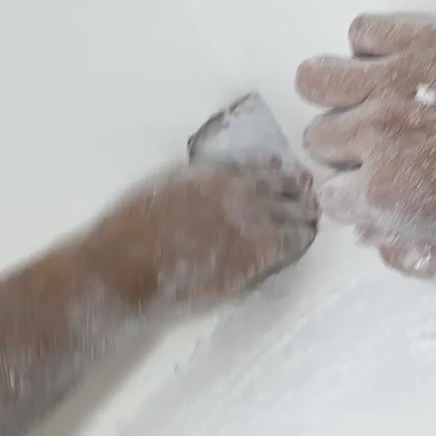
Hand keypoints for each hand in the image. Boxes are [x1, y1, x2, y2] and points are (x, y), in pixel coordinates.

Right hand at [81, 159, 317, 314]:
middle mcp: (238, 191)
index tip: (288, 174)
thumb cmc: (130, 231)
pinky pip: (291, 243)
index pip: (261, 166)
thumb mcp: (164, 188)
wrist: (123, 269)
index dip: (278, 172)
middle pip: (285, 187)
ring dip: (305, 215)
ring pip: (295, 213)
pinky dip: (300, 240)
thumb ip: (196, 182)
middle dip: (298, 192)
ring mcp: (250, 222)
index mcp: (213, 172)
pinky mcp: (256, 255)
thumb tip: (216, 182)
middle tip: (310, 197)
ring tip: (312, 218)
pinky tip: (305, 240)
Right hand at [297, 13, 435, 287]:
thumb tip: (377, 240)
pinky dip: (371, 48)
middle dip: (346, 149)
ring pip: (316, 78)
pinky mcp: (423, 37)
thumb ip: (413, 262)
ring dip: (336, 94)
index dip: (354, 196)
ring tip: (374, 101)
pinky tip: (403, 67)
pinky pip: (362, 30)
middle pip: (318, 136)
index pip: (329, 195)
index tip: (375, 187)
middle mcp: (379, 133)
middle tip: (387, 148)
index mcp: (387, 194)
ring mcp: (397, 78)